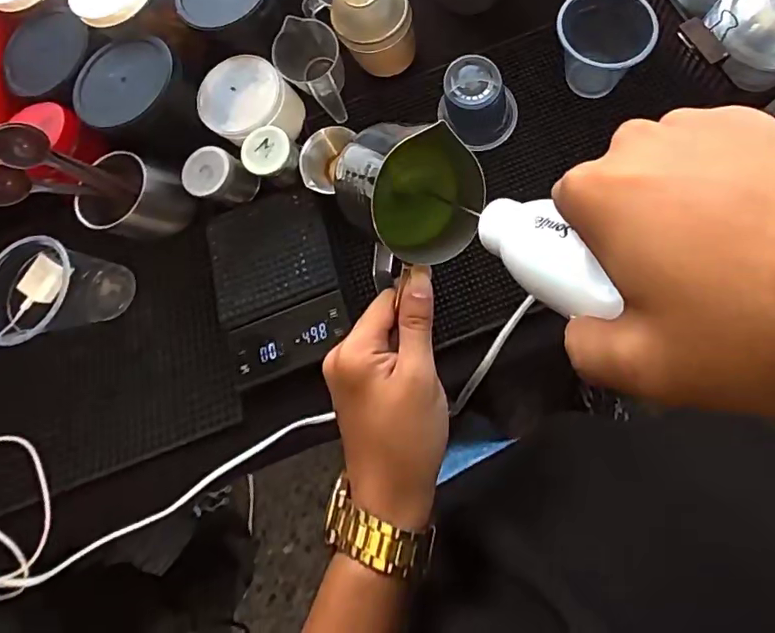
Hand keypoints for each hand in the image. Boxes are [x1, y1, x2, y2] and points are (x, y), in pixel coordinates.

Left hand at [322, 268, 447, 529]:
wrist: (392, 496)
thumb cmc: (406, 443)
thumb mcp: (421, 373)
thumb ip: (418, 320)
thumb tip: (418, 278)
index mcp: (351, 350)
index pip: (386, 299)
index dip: (415, 303)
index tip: (434, 315)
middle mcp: (339, 357)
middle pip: (384, 316)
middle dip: (411, 331)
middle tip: (425, 366)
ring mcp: (344, 373)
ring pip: (386, 336)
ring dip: (407, 349)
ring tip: (416, 383)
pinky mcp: (353, 386)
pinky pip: (381, 356)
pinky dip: (399, 364)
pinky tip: (408, 390)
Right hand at [553, 107, 774, 415]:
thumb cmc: (762, 327)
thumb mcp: (656, 371)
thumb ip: (588, 350)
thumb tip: (584, 327)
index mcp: (602, 191)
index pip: (559, 217)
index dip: (589, 263)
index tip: (634, 297)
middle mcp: (641, 142)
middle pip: (614, 193)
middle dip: (635, 236)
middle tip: (691, 292)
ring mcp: (703, 123)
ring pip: (666, 175)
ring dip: (683, 211)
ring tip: (746, 264)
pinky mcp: (756, 121)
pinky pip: (716, 159)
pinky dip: (731, 189)